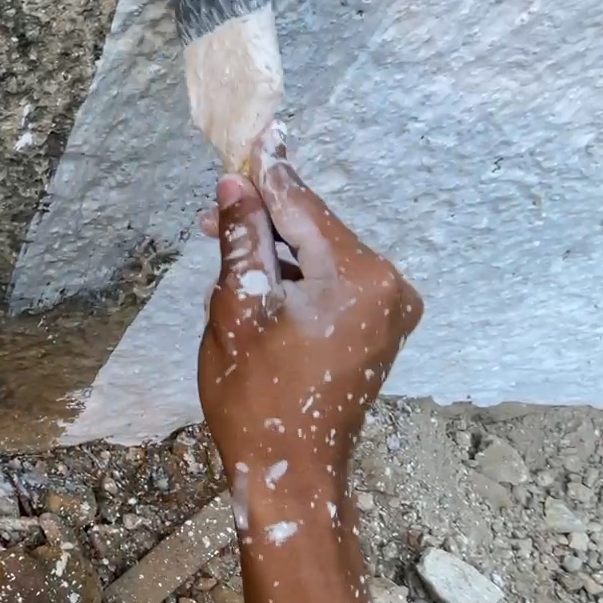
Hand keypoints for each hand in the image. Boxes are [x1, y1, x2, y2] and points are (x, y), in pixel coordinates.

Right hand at [197, 124, 421, 501]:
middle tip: (213, 210)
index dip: (269, 173)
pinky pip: (332, 278)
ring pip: (321, 253)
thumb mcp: (236, 308)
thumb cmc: (254, 393)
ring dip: (275, 245)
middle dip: (264, 216)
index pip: (304, 208)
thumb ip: (241, 239)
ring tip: (224, 242)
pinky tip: (258, 271)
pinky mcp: (379, 324)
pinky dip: (295, 272)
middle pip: (315, 228)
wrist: (289, 470)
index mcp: (358, 278)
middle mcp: (389, 285)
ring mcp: (390, 308)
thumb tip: (234, 183)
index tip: (254, 132)